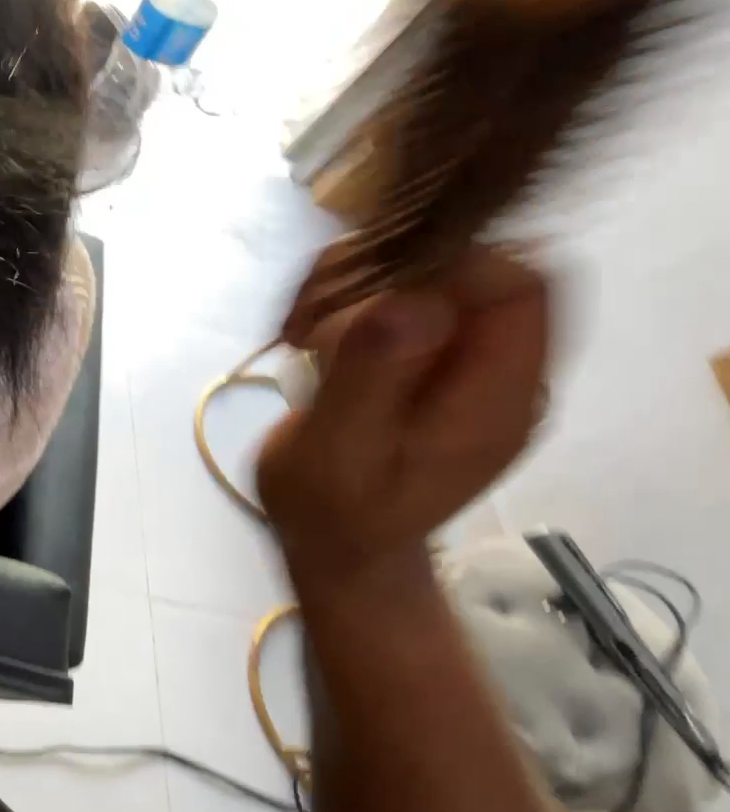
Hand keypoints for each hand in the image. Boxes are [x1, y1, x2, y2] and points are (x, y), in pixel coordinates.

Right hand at [257, 245, 551, 587]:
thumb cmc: (331, 510)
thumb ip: (372, 377)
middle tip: (304, 327)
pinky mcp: (427, 361)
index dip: (441, 265)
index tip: (353, 292)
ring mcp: (462, 365)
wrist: (338, 546)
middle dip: (372, 280)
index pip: (514, 288)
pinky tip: (305, 338)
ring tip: (297, 337)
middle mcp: (497, 373)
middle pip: (464, 271)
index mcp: (495, 399)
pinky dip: (343, 302)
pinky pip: (397, 299)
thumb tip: (408, 300)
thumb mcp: (338, 451)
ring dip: (347, 290)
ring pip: (421, 276)